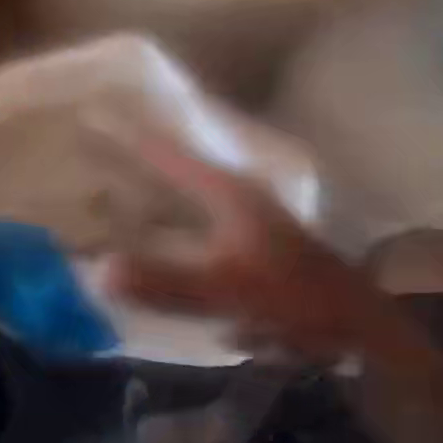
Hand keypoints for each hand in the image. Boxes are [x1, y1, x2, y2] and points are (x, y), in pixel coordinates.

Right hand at [102, 141, 398, 361]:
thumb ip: (165, 282)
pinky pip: (190, 220)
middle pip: (171, 165)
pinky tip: (146, 232)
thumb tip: (101, 270)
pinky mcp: (243, 242)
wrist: (355, 326)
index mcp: (226, 191)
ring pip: (181, 192)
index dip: (129, 135)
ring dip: (147, 186)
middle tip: (87, 147)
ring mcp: (239, 217)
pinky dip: (164, 219)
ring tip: (105, 183)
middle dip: (131, 156)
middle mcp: (231, 194)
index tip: (91, 116)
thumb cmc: (293, 297)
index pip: (166, 153)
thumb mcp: (226, 291)